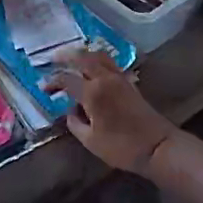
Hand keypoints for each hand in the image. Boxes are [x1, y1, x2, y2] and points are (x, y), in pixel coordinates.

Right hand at [45, 50, 174, 172]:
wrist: (159, 148)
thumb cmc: (122, 147)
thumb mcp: (90, 141)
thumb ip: (75, 123)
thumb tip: (71, 112)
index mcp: (92, 92)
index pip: (66, 79)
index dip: (52, 82)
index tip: (43, 89)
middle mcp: (105, 79)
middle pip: (83, 58)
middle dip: (66, 56)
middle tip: (53, 59)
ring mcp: (119, 79)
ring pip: (98, 57)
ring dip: (83, 55)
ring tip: (73, 59)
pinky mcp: (130, 83)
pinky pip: (109, 64)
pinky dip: (97, 61)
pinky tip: (93, 70)